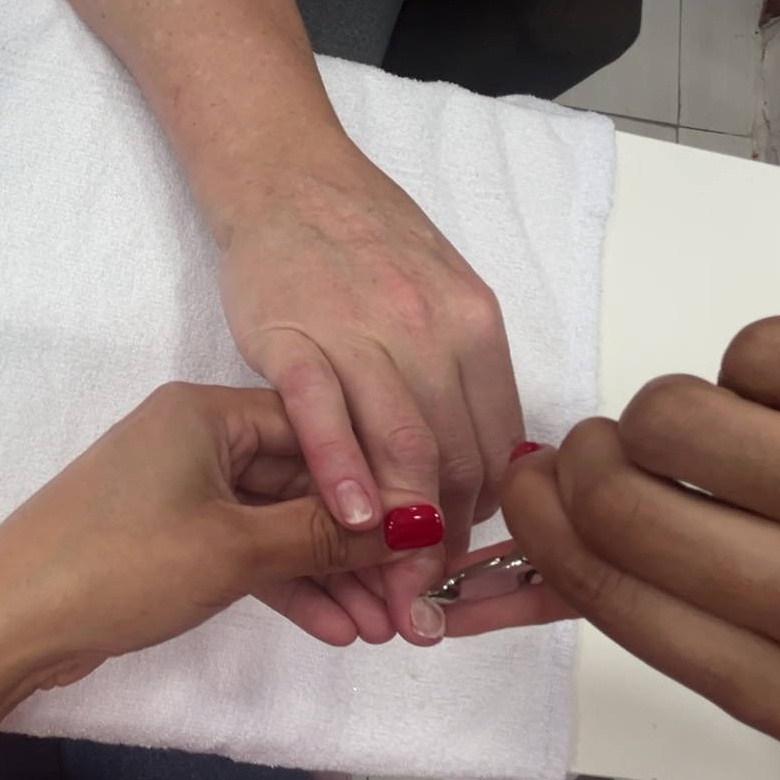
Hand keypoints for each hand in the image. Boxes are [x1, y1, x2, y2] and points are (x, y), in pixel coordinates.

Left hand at [0, 383, 441, 691]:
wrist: (12, 622)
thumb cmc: (123, 564)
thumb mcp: (233, 548)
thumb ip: (327, 535)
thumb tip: (416, 523)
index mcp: (203, 412)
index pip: (315, 428)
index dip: (376, 481)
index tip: (430, 533)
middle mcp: (192, 439)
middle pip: (297, 483)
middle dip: (354, 545)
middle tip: (412, 599)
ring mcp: (176, 489)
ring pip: (270, 525)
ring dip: (324, 575)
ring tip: (384, 628)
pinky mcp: (165, 536)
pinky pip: (238, 551)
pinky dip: (280, 586)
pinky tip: (334, 627)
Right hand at [214, 144, 521, 644]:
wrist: (286, 180)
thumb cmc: (359, 240)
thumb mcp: (436, 290)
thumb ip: (460, 370)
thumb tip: (477, 455)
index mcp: (473, 325)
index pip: (493, 445)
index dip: (480, 519)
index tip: (456, 563)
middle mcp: (432, 330)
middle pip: (453, 456)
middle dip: (443, 542)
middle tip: (425, 599)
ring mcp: (361, 331)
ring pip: (399, 443)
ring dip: (402, 527)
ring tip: (390, 584)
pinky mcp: (293, 336)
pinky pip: (324, 412)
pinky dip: (339, 468)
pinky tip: (346, 515)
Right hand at [481, 315, 779, 764]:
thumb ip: (658, 603)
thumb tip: (521, 527)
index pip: (608, 590)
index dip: (540, 521)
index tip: (532, 483)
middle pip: (624, 502)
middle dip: (586, 454)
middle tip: (607, 444)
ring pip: (681, 416)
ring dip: (670, 407)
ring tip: (730, 425)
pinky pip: (767, 351)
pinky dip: (765, 365)